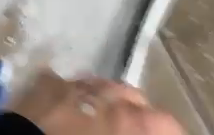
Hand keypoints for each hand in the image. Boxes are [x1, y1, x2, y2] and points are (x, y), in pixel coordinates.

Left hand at [7, 71, 184, 134]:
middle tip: (140, 129)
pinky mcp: (42, 84)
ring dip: (107, 100)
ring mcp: (71, 84)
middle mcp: (103, 94)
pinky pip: (65, 84)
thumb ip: (133, 132)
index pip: (164, 122)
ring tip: (107, 116)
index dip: (171, 131)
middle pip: (131, 96)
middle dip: (139, 112)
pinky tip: (69, 105)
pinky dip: (72, 95)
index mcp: (125, 121)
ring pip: (99, 85)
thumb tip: (139, 129)